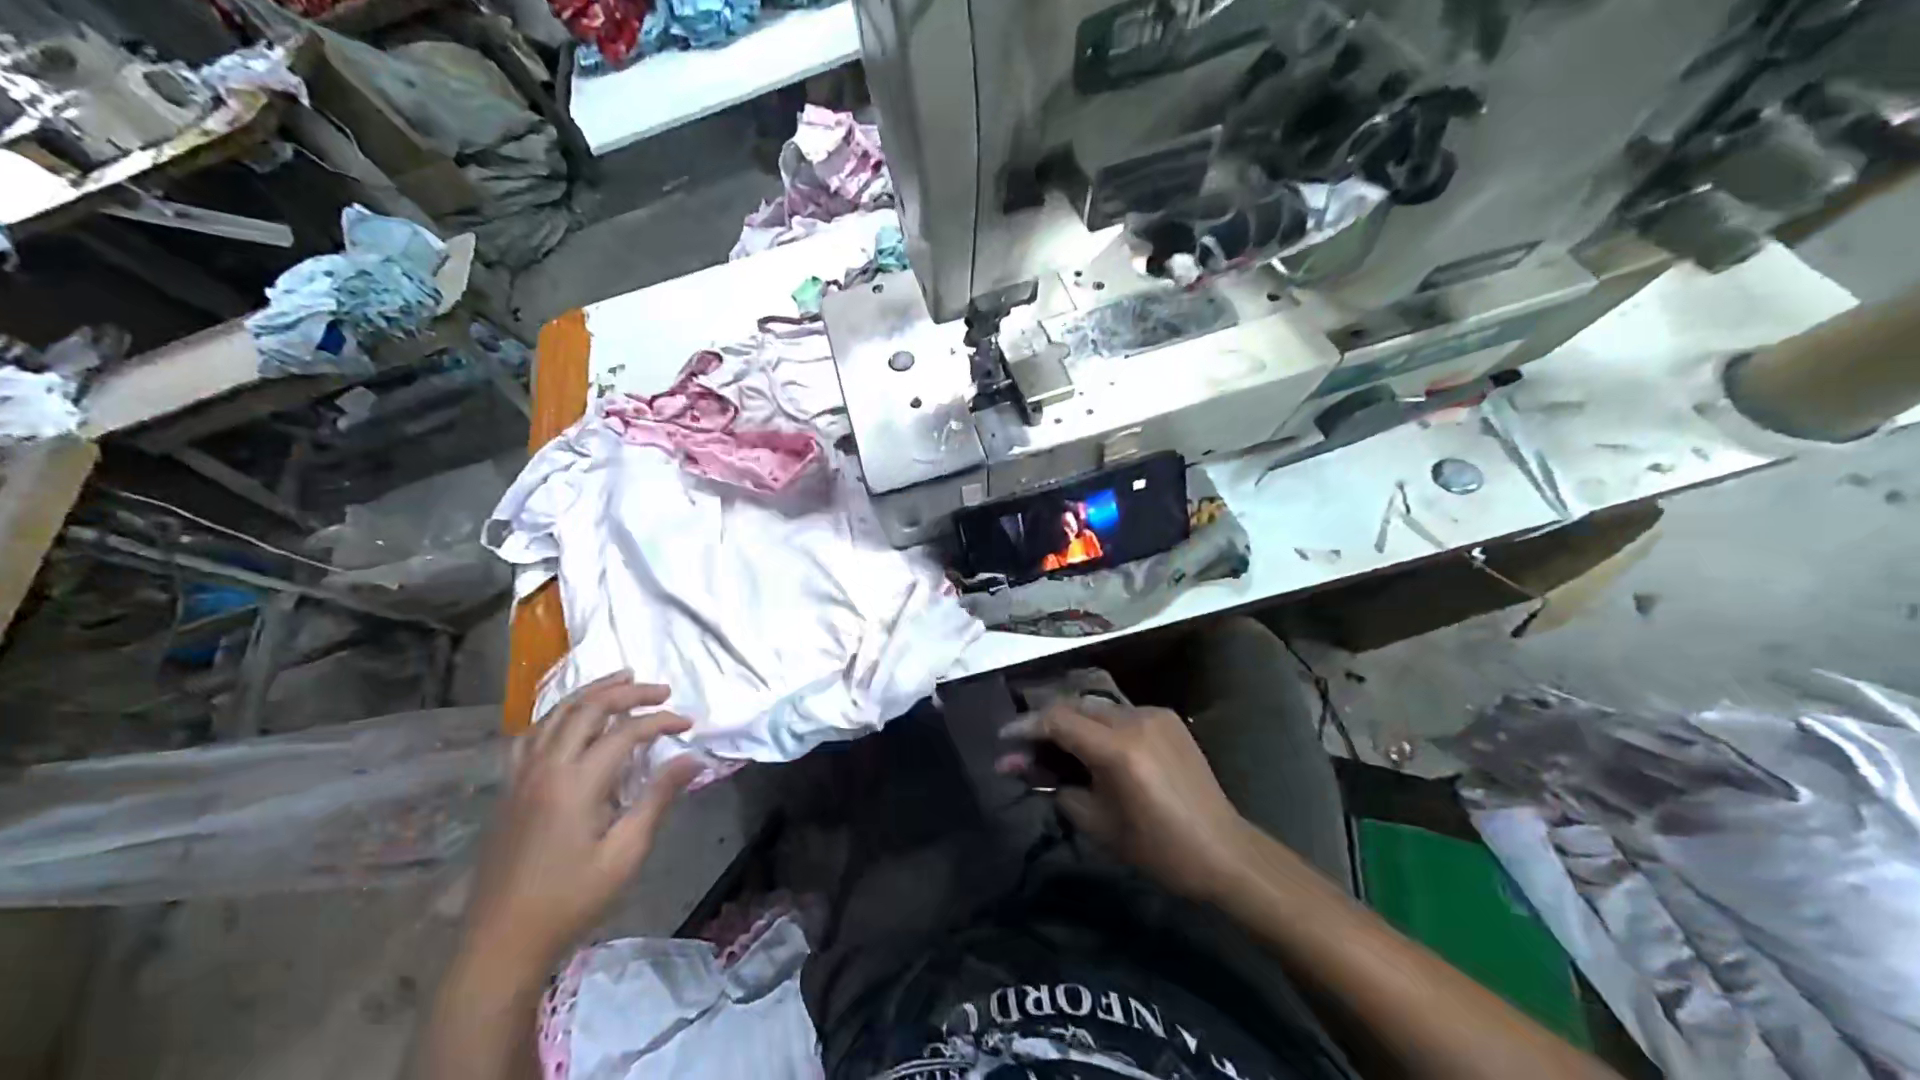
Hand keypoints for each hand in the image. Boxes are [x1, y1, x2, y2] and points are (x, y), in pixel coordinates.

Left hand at [461, 672, 702, 979]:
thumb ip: (658, 798)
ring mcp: (520, 776)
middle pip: (588, 709)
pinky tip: (571, 718)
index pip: (625, 732)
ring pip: (556, 714)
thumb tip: (693, 758)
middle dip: (627, 692)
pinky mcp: (508, 789)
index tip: (688, 725)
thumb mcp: (625, 854)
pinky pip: (532, 733)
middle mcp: (544, 767)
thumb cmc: (570, 900)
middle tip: (661, 690)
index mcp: (575, 783)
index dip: (661, 722)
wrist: (500, 942)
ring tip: (621, 680)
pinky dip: (558, 714)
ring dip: (591, 692)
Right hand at [1006, 697, 1253, 901]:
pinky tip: (1092, 749)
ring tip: (1054, 750)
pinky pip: (1120, 714)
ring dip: (1071, 723)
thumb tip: (1021, 767)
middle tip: (1024, 750)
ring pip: (1097, 708)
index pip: (1058, 720)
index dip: (1025, 726)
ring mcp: (1154, 714)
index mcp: (1118, 749)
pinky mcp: (1167, 718)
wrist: (1224, 850)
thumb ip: (1055, 786)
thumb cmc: (1158, 848)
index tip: (1004, 740)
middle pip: (1074, 707)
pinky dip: (1098, 726)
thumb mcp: (1097, 822)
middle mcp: (1135, 719)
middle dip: (1045, 725)